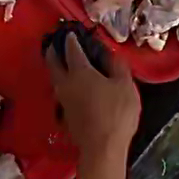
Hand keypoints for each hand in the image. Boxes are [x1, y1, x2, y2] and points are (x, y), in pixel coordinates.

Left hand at [45, 32, 138, 167]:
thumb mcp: (125, 85)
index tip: (72, 31)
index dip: (72, 39)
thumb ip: (117, 66)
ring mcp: (62, 99)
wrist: (102, 147)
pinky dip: (62, 80)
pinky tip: (70, 83)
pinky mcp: (63, 112)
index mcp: (80, 72)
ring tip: (60, 59)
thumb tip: (109, 53)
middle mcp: (66, 82)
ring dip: (55, 65)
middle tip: (56, 41)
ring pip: (54, 77)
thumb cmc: (117, 112)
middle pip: (53, 62)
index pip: (72, 50)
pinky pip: (60, 89)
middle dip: (54, 50)